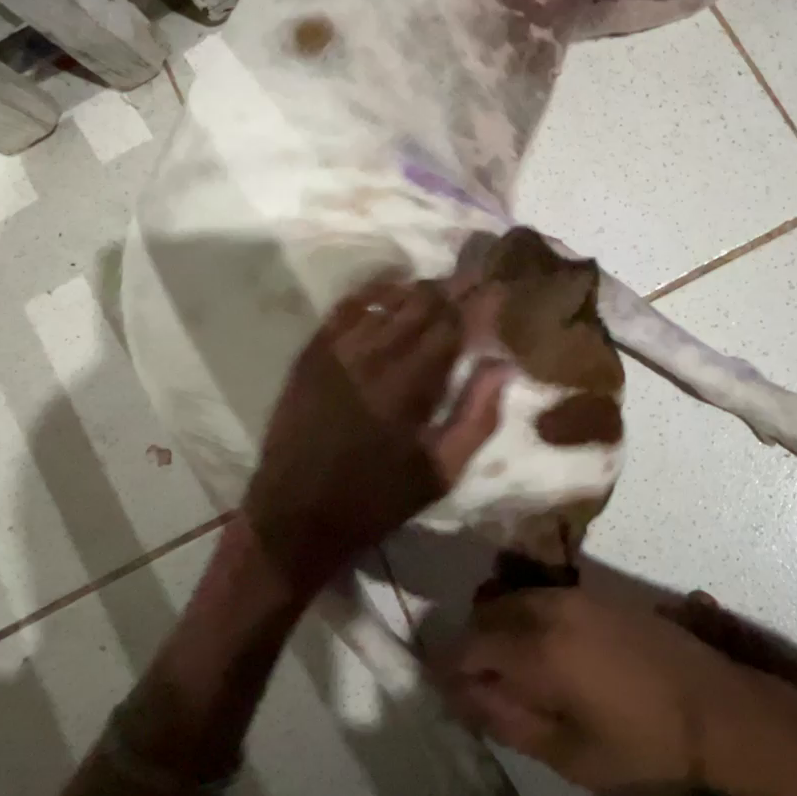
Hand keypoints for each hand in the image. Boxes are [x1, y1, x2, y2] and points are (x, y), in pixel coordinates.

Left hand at [241, 276, 507, 593]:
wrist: (294, 516)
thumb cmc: (377, 500)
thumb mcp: (440, 473)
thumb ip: (478, 417)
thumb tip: (503, 365)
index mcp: (411, 386)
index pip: (453, 324)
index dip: (480, 302)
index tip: (500, 287)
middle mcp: (375, 355)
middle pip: (423, 302)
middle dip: (454, 287)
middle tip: (477, 279)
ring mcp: (338, 348)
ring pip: (388, 298)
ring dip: (420, 289)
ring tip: (442, 287)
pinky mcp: (312, 351)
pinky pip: (348, 305)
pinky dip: (376, 293)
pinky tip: (392, 291)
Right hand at [435, 586, 794, 792]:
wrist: (718, 710)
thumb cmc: (642, 744)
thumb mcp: (567, 750)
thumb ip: (506, 717)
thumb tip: (459, 693)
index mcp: (539, 648)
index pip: (468, 644)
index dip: (445, 664)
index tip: (438, 685)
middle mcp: (552, 607)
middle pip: (488, 611)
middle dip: (471, 642)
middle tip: (475, 684)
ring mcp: (580, 595)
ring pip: (517, 598)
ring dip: (500, 626)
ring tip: (510, 671)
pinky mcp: (603, 594)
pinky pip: (545, 596)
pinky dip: (529, 616)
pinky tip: (544, 652)